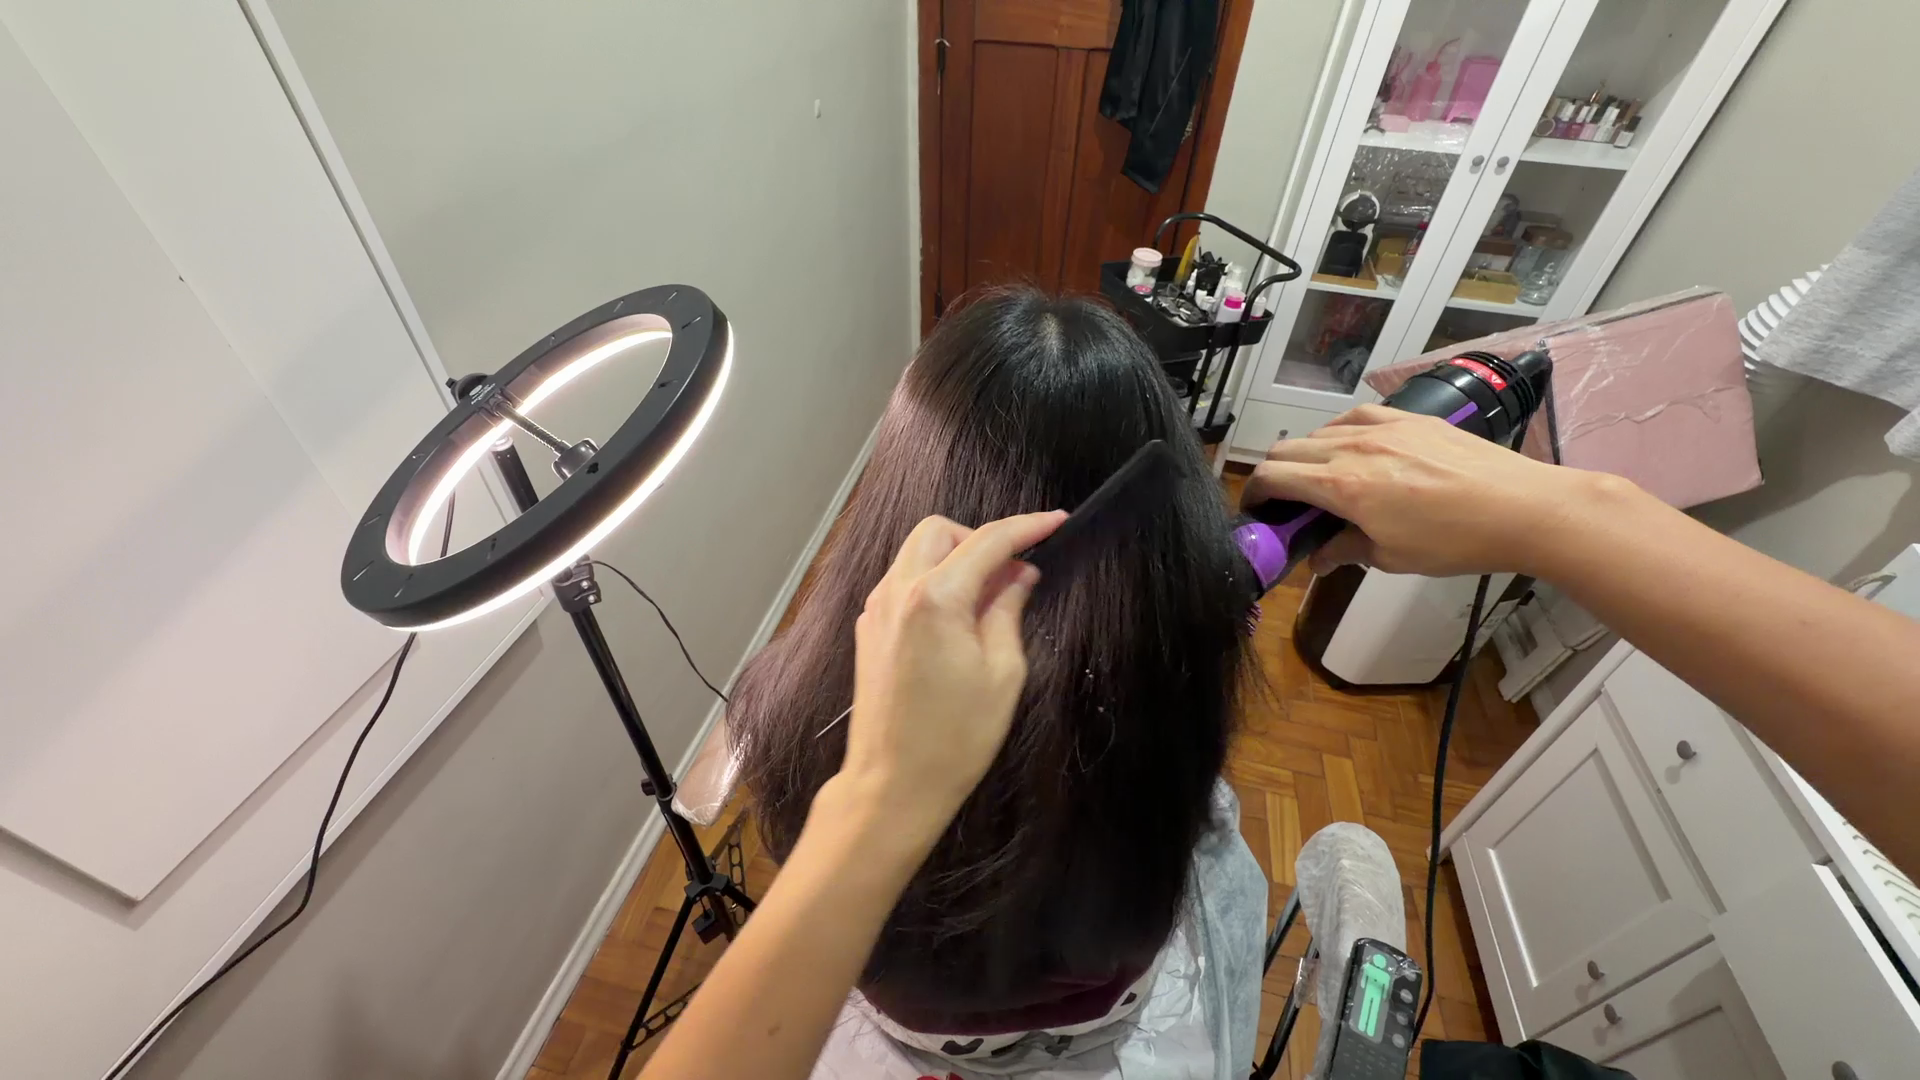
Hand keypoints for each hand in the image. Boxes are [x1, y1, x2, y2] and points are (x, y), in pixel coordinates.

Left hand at [832, 510, 1066, 843]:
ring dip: (955, 559)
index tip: (1057, 521)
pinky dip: (933, 581)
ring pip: (916, 552)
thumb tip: (1019, 575)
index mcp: (934, 598)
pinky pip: (903, 581)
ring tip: (988, 599)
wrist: (891, 784)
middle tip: (1011, 573)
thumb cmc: (955, 738)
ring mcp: (876, 608)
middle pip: (939, 530)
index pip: (988, 541)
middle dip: (979, 539)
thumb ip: (1009, 610)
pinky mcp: (868, 628)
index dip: (1027, 526)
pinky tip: (956, 618)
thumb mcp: (1003, 673)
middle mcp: (896, 591)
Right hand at [1243, 405, 1614, 577]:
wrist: (1525, 507)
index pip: (1272, 477)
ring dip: (1306, 454)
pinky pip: (1355, 417)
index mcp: (1341, 485)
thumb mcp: (1392, 557)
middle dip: (1274, 475)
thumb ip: (1343, 550)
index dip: (1253, 494)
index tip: (1256, 511)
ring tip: (1322, 478)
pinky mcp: (1408, 418)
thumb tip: (1316, 558)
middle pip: (1285, 449)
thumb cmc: (1456, 541)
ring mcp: (1382, 427)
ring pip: (1317, 431)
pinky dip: (1339, 433)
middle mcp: (1352, 448)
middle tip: (1285, 501)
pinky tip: (1352, 448)